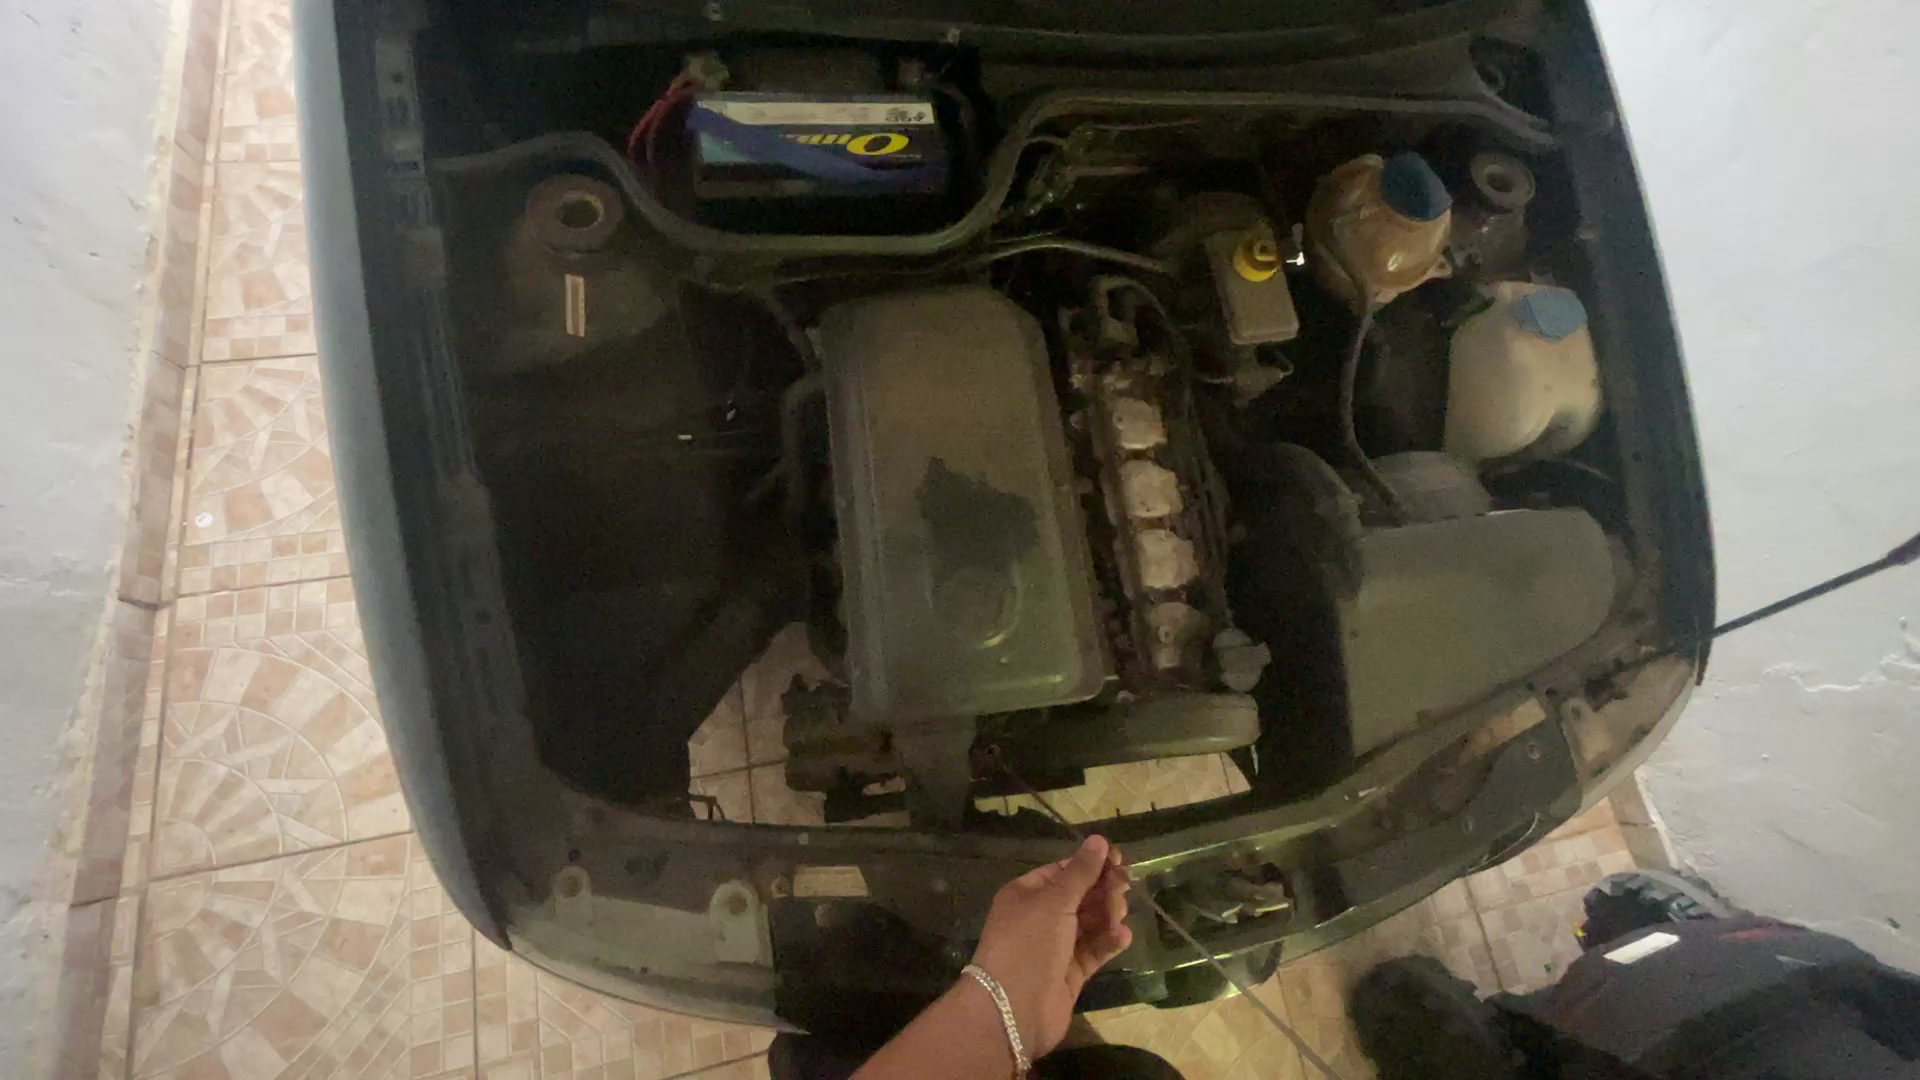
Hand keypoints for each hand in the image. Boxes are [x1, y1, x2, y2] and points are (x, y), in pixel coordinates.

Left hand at [969, 835, 1133, 1058]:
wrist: (1013, 1008)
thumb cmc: (1029, 942)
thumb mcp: (1055, 901)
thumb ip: (1080, 872)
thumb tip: (1099, 840)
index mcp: (1027, 894)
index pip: (1062, 871)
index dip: (1089, 865)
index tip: (1118, 859)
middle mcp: (1039, 917)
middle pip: (1077, 896)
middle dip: (1101, 890)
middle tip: (1125, 886)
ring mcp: (1054, 947)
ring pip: (1087, 923)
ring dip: (1106, 915)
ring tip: (1120, 912)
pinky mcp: (1069, 974)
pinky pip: (1092, 951)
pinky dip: (1107, 942)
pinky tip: (1123, 936)